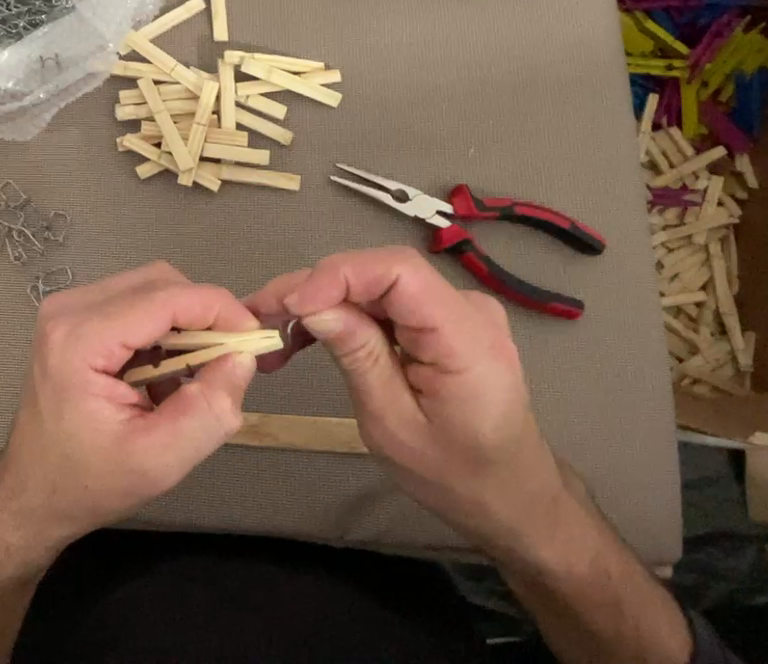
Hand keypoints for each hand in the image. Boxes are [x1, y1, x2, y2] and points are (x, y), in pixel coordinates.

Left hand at [0, 261, 260, 567]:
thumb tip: (244, 357)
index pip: (166, 296)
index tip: (257, 341)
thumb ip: (209, 410)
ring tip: (192, 377)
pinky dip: (163, 331)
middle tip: (229, 362)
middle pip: (159, 283)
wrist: (33, 489)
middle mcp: (69, 308)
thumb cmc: (88, 481)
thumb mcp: (159, 460)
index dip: (220, 310)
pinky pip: (135, 303)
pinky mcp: (75, 316)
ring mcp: (68, 308)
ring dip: (183, 324)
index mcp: (80, 339)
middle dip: (203, 316)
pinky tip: (162, 377)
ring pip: (150, 288)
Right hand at [244, 247, 575, 558]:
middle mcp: (463, 307)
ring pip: (370, 285)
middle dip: (312, 289)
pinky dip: (339, 315)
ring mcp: (451, 310)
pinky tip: (301, 338)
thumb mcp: (393, 425)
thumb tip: (310, 305)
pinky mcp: (435, 320)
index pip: (397, 271)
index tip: (288, 305)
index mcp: (465, 336)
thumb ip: (358, 356)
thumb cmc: (456, 474)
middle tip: (257, 315)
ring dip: (317, 303)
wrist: (510, 496)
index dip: (337, 276)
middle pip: (377, 273)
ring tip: (270, 332)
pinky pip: (380, 302)